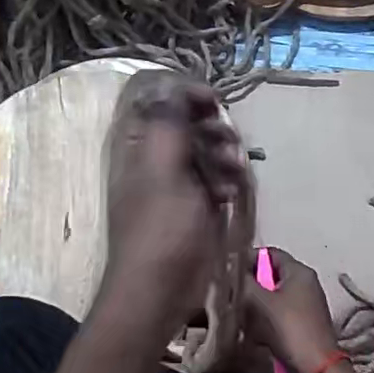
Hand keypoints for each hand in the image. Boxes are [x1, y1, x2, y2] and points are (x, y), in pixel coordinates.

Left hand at [101, 71, 245, 323]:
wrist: (161, 287)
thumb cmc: (161, 227)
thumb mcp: (163, 168)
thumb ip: (167, 122)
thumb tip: (172, 85)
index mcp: (138, 144)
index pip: (160, 100)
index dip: (187, 94)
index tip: (215, 102)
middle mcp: (154, 157)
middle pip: (188, 122)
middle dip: (213, 128)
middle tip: (230, 142)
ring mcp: (175, 181)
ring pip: (205, 150)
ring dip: (225, 155)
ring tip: (235, 171)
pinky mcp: (194, 203)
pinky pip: (214, 177)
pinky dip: (225, 180)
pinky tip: (231, 193)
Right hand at [241, 247, 341, 372]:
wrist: (316, 369)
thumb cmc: (289, 328)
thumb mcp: (261, 302)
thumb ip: (244, 282)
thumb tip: (230, 268)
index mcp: (299, 272)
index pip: (270, 253)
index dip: (248, 259)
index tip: (228, 271)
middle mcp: (304, 284)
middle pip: (270, 276)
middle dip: (249, 284)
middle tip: (229, 294)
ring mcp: (304, 306)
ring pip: (271, 297)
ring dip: (254, 305)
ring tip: (237, 315)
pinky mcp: (302, 325)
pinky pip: (277, 315)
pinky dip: (263, 321)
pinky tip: (251, 332)